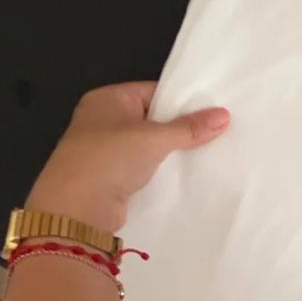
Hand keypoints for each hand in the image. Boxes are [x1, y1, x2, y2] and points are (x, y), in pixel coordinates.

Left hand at [25, 82, 229, 232]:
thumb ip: (189, 128)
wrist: (77, 208)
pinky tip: (189, 172)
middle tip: (219, 129)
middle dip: (182, 126)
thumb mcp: (154, 138)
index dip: (182, 99)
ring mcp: (107, 149)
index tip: (214, 108)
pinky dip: (164, 169)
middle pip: (153, 118)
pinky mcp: (113, 176)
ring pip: (151, 144)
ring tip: (211, 150)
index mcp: (108, 99)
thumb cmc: (109, 158)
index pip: (153, 91)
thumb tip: (224, 115)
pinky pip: (146, 166)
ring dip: (174, 150)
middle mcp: (105, 120)